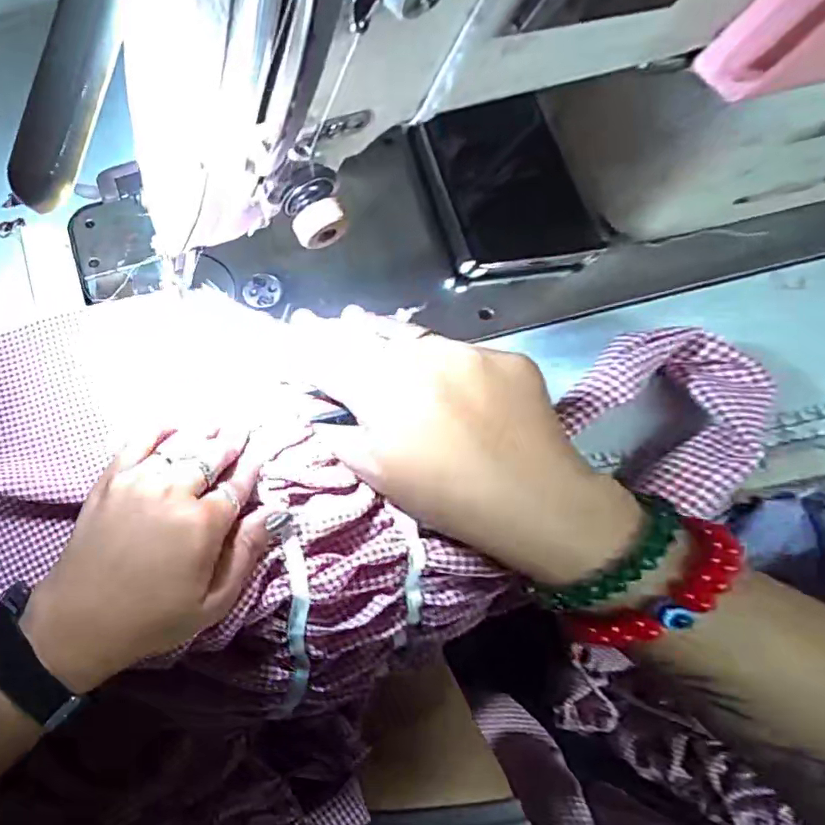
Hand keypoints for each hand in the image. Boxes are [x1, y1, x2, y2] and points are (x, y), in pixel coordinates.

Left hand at [21, 427, 283, 692]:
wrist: (82, 619)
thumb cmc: (153, 618)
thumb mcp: (213, 603)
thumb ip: (245, 555)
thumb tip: (273, 514)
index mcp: (203, 524)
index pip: (237, 486)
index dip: (252, 468)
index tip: (263, 451)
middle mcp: (174, 491)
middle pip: (211, 457)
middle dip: (231, 442)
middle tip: (245, 427)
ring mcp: (139, 481)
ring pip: (179, 445)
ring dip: (202, 432)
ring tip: (218, 422)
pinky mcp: (111, 480)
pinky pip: (137, 442)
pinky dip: (158, 430)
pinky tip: (172, 424)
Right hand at [289, 308, 640, 584]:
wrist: (537, 501)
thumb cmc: (443, 496)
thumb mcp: (376, 471)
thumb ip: (335, 431)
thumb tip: (309, 404)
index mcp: (381, 389)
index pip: (326, 356)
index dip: (302, 347)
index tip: (288, 336)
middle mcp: (419, 357)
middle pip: (363, 334)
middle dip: (333, 330)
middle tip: (313, 322)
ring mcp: (465, 351)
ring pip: (408, 336)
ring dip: (379, 334)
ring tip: (358, 324)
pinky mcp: (501, 355)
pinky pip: (454, 350)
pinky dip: (433, 357)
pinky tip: (432, 373)